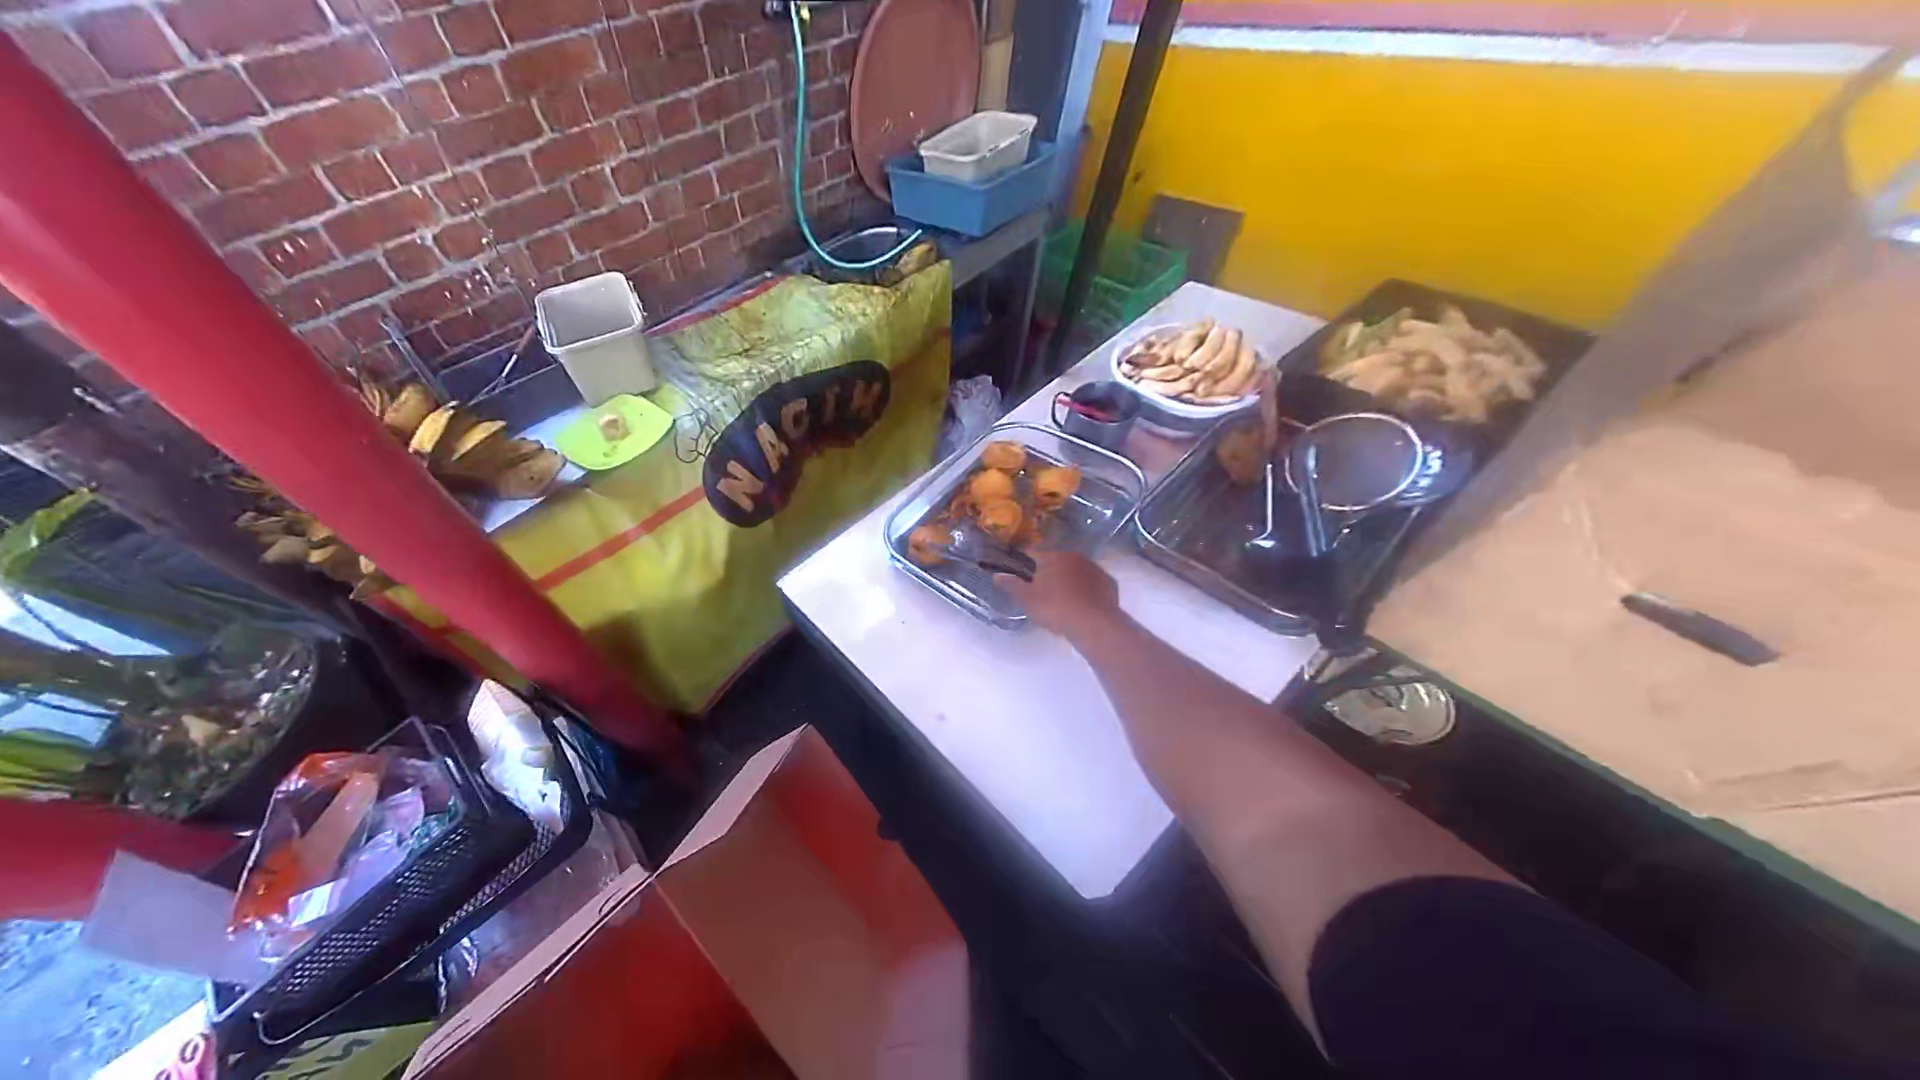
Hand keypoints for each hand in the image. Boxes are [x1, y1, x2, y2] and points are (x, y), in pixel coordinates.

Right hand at [998, 551, 1122, 642]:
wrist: (1094, 623)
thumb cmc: (1055, 608)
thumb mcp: (1027, 599)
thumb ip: (1011, 585)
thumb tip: (996, 575)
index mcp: (1053, 557)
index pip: (1033, 554)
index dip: (1025, 563)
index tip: (1021, 575)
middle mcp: (1075, 557)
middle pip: (1057, 562)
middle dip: (1049, 573)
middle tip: (1043, 593)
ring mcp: (1095, 569)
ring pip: (1077, 572)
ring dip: (1070, 581)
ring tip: (1064, 601)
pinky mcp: (1109, 583)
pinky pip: (1093, 584)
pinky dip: (1087, 591)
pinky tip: (1083, 606)